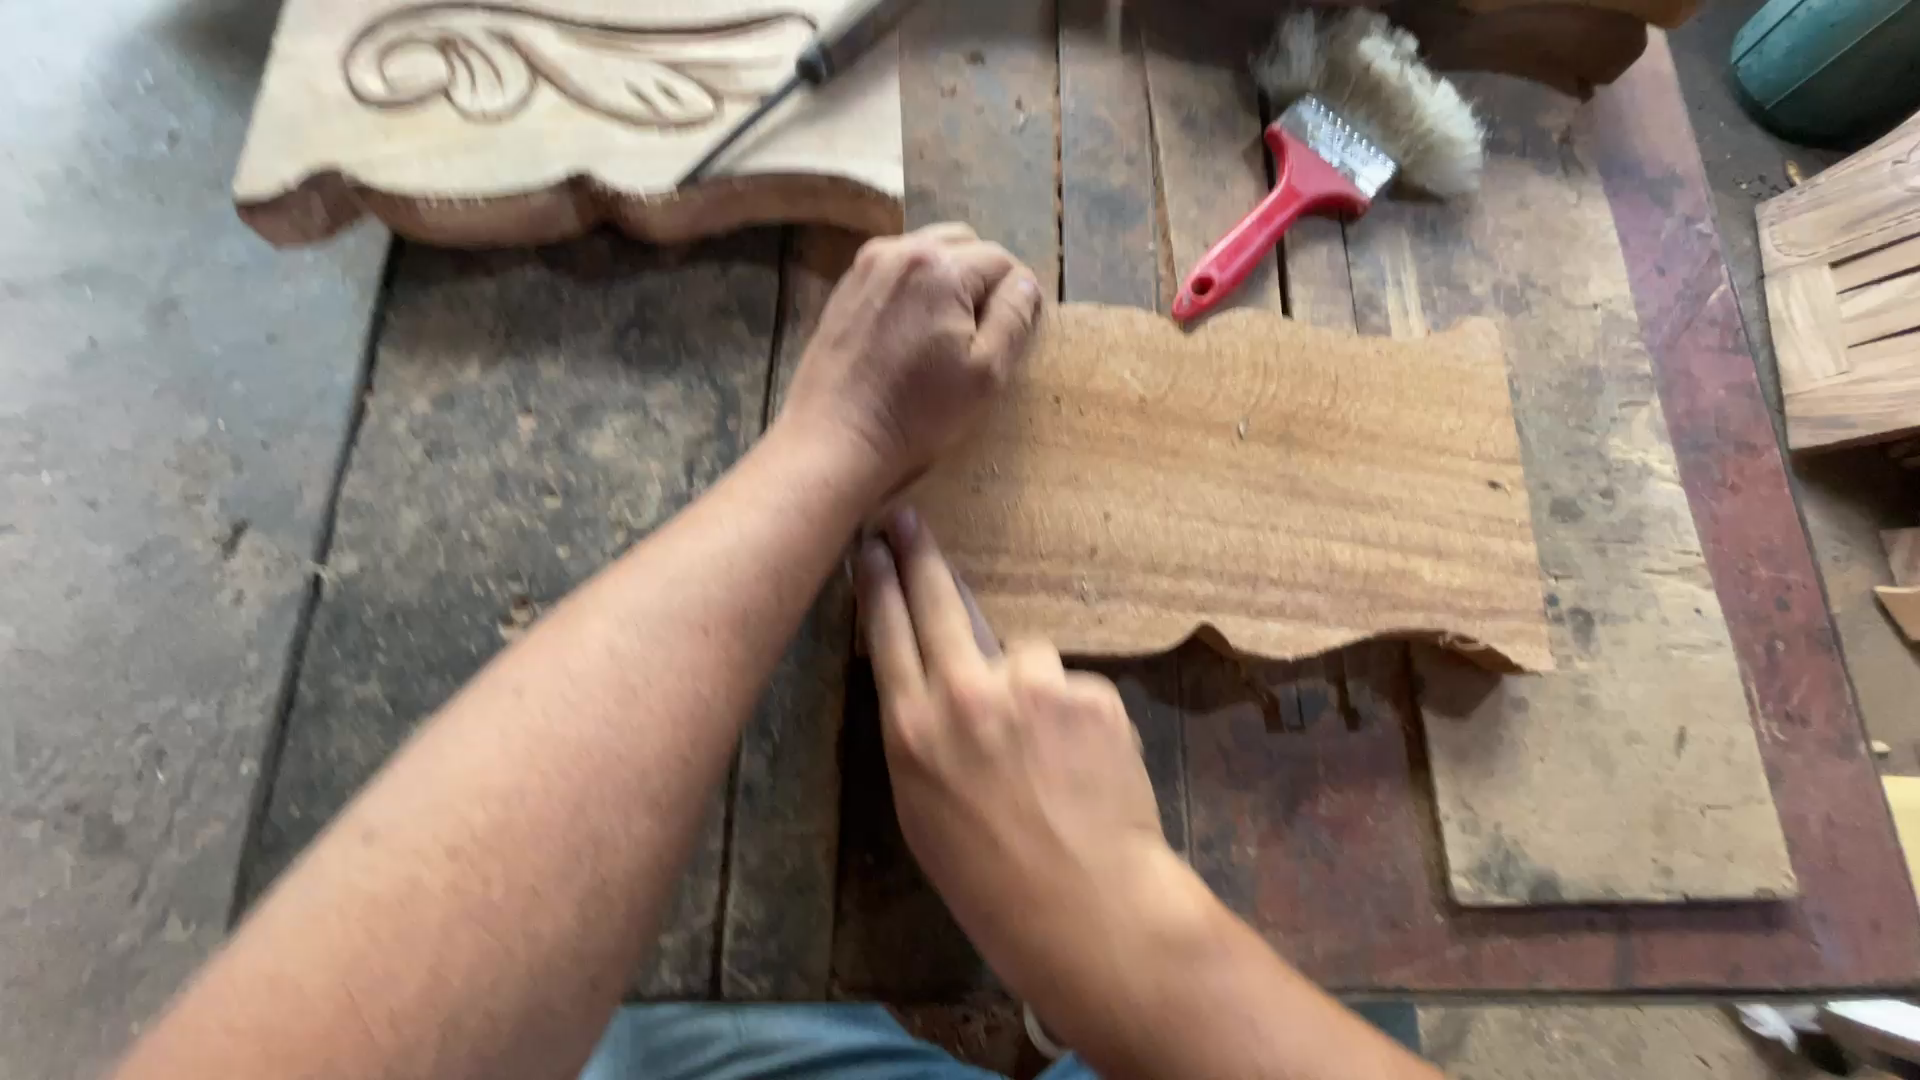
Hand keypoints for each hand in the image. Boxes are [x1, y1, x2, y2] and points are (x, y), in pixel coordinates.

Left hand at [779, 223, 1042, 494]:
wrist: (835, 440)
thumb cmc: (916, 414)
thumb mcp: (986, 374)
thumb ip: (1015, 318)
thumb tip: (1026, 283)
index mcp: (940, 267)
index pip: (1002, 261)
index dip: (1016, 298)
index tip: (1010, 339)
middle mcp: (900, 250)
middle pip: (965, 245)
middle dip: (982, 281)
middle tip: (980, 335)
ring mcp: (865, 266)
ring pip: (928, 253)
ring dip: (948, 282)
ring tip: (946, 333)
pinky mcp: (844, 289)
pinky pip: (896, 271)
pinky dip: (915, 290)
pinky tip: (911, 334)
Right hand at [855, 506, 1184, 1002]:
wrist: (1088, 908)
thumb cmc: (989, 876)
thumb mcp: (924, 808)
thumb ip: (923, 734)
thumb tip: (932, 680)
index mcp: (913, 731)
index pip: (887, 635)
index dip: (878, 586)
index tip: (869, 546)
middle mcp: (964, 695)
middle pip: (937, 603)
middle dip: (918, 554)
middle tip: (907, 517)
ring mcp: (1030, 689)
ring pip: (1025, 654)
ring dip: (1031, 685)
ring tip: (1049, 753)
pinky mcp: (1088, 694)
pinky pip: (1074, 687)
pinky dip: (1077, 716)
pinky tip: (1085, 766)